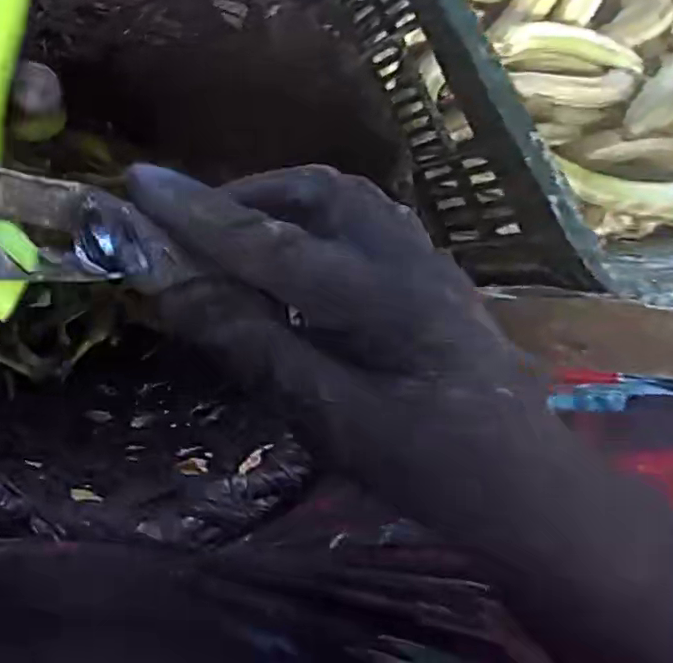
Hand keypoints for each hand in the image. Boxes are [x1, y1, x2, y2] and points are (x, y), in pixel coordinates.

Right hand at [123, 163, 555, 516]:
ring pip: (334, 194)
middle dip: (236, 198)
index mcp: (383, 303)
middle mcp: (405, 260)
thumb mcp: (325, 417)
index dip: (194, 212)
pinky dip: (296, 213)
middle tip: (186, 223)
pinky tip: (277, 248)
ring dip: (267, 200)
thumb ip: (246, 344)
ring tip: (226, 231)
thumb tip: (167, 287)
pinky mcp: (420, 263)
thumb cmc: (427, 463)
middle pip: (313, 193)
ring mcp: (421, 256)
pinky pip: (348, 212)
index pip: (267, 242)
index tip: (137, 181)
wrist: (536, 492)